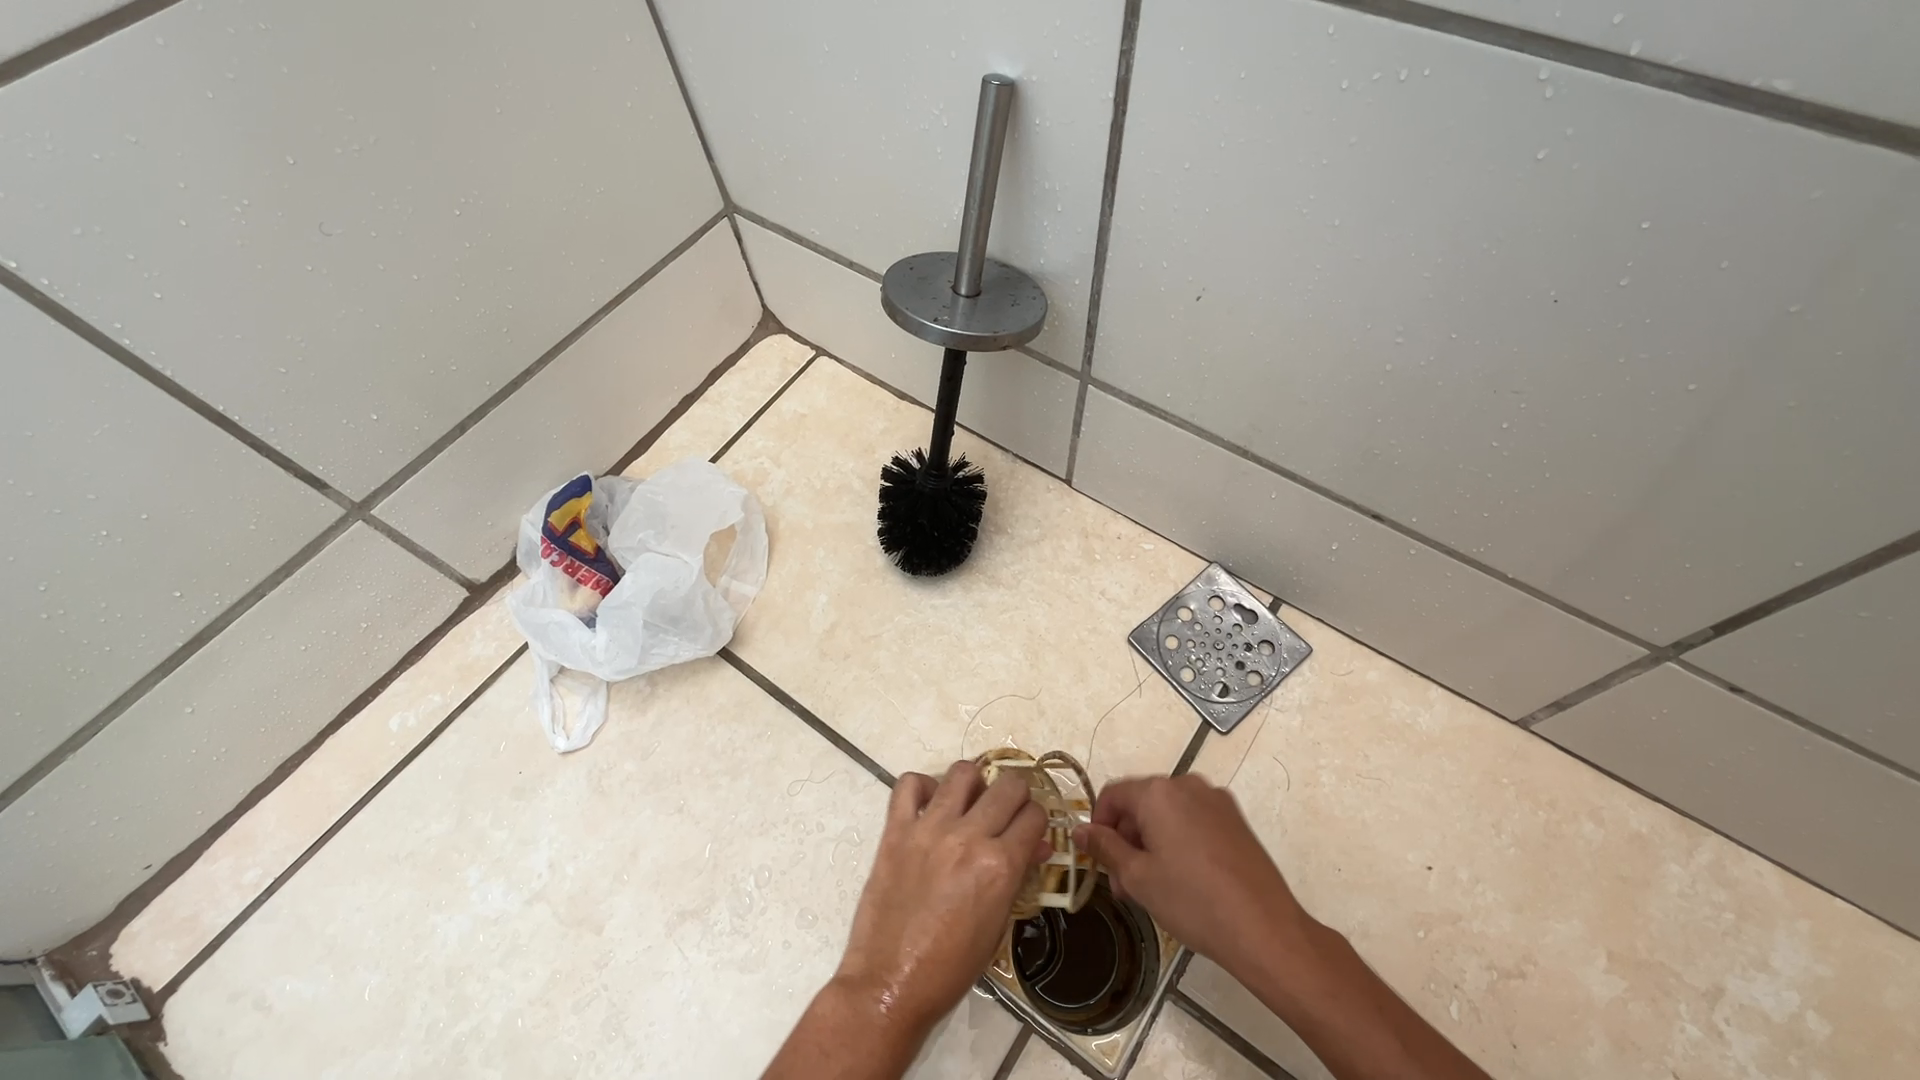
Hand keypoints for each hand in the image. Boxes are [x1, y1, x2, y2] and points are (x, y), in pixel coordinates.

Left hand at [833, 761, 1050, 1031]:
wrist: (890, 983)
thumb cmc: (951, 967)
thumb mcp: (997, 925)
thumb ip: (1018, 876)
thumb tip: (1037, 845)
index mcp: (1000, 865)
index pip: (1035, 816)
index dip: (1038, 820)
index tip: (1031, 828)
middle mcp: (968, 838)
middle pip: (1007, 785)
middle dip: (1016, 795)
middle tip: (1007, 812)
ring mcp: (929, 829)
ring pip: (962, 772)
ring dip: (974, 783)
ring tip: (970, 803)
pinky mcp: (895, 830)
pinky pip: (909, 784)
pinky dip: (923, 787)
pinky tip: (930, 807)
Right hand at [1074, 774, 1312, 967]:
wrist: (1265, 930)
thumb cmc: (1192, 901)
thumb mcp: (1137, 877)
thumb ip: (1104, 848)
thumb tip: (1079, 831)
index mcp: (1159, 792)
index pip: (1113, 795)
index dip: (1098, 825)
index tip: (1098, 860)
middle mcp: (1188, 785)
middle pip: (1141, 803)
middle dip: (1125, 839)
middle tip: (1123, 885)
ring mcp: (1217, 802)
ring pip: (1168, 814)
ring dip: (1150, 843)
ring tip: (1151, 888)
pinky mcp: (1236, 821)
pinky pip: (1193, 821)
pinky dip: (1177, 841)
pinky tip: (1182, 880)